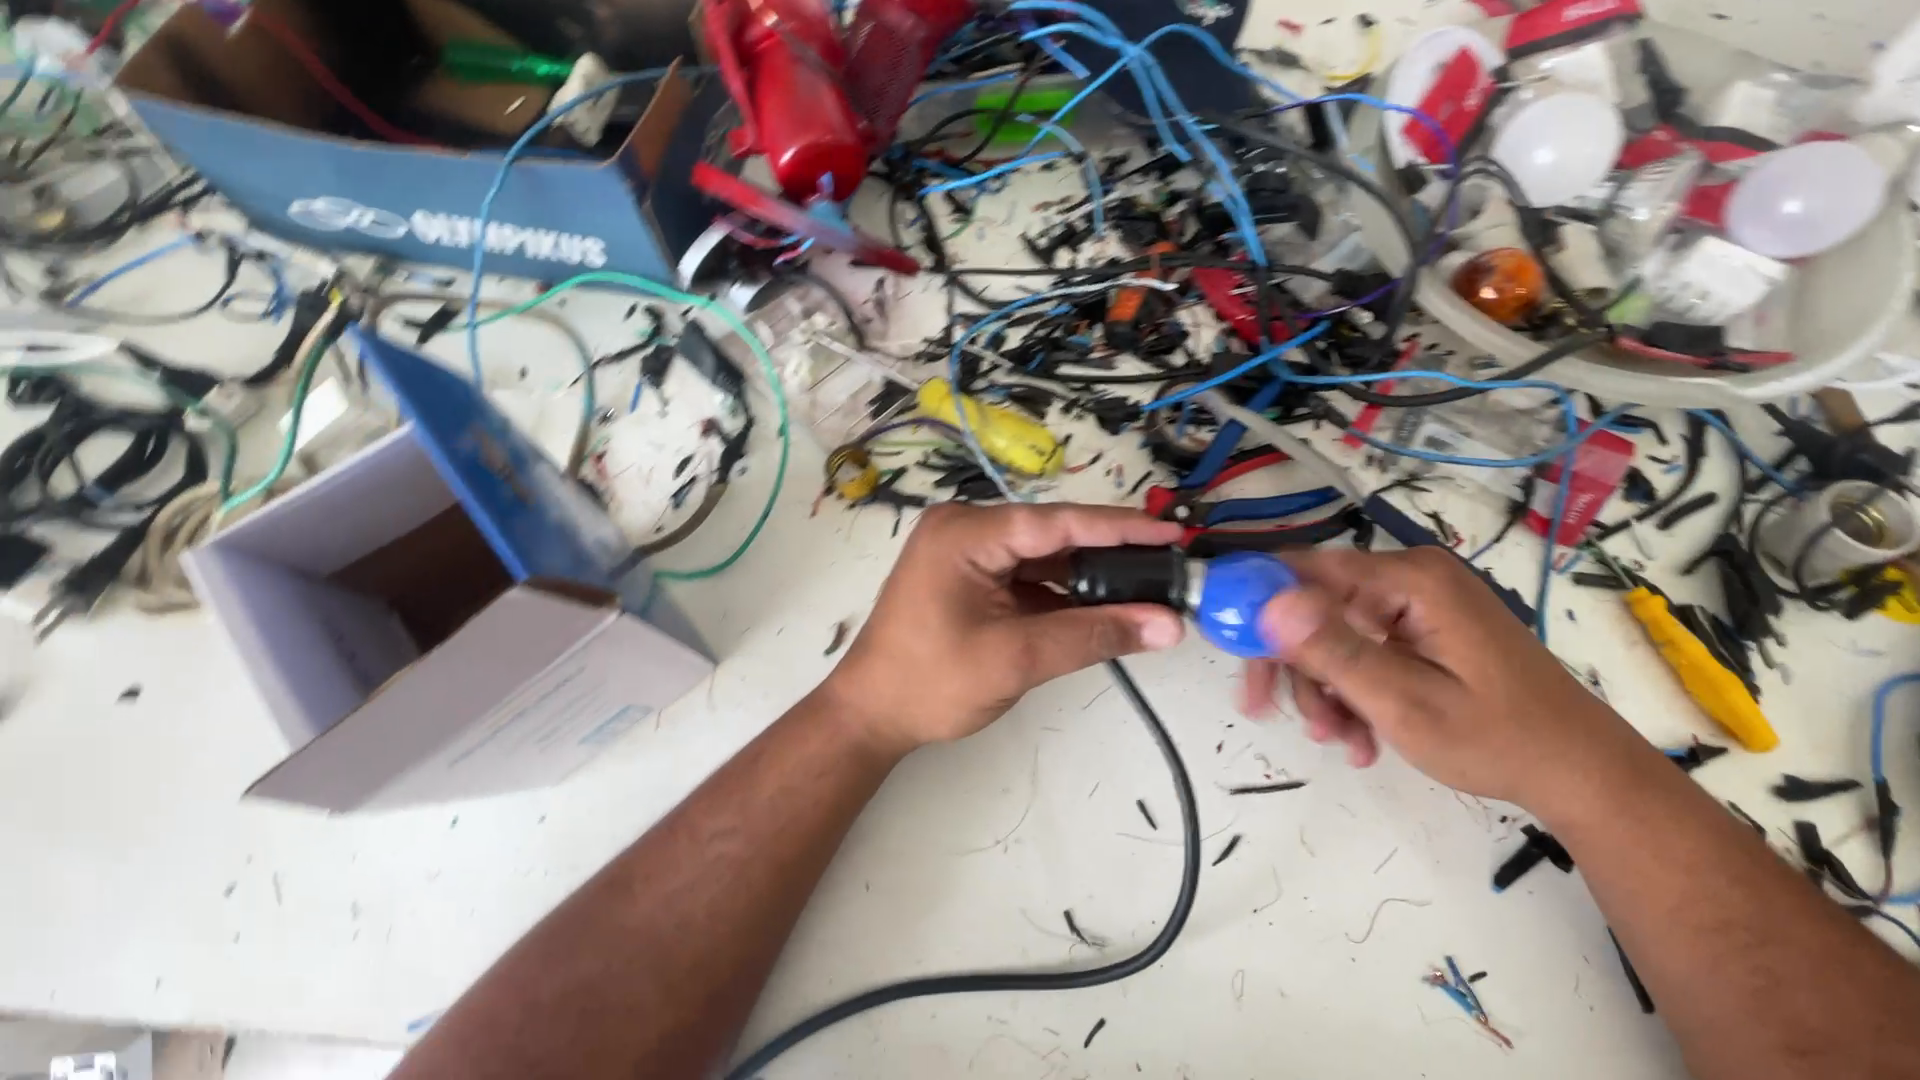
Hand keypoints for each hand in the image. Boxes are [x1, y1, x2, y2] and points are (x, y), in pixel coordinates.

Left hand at [823, 503, 1186, 752]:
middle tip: (1168, 564)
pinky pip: (1025, 576)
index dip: (1119, 528)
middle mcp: (965, 530)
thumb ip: (1093, 635)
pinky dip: (1061, 593)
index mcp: (966, 533)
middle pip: (1051, 535)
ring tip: (1147, 588)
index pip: (1057, 522)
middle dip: (1108, 554)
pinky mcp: (969, 578)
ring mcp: (965, 553)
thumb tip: (1167, 625)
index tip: (1171, 532)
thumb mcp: (1017, 658)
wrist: (870, 715)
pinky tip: (1102, 606)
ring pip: (1042, 557)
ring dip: (1087, 577)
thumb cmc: (931, 683)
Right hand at [1240, 547, 1641, 807]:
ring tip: (1338, 740)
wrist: (1580, 774)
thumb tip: (1269, 602)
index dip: (1258, 602)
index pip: (1306, 569)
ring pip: (1333, 634)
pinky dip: (1351, 691)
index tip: (1232, 649)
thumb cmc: (1497, 738)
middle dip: (1292, 663)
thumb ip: (1333, 649)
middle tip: (1268, 710)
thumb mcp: (1403, 701)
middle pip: (1314, 605)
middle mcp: (1410, 579)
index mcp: (1411, 580)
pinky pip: (1363, 650)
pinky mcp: (1423, 630)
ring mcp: (1418, 605)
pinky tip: (1359, 736)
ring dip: (1323, 688)